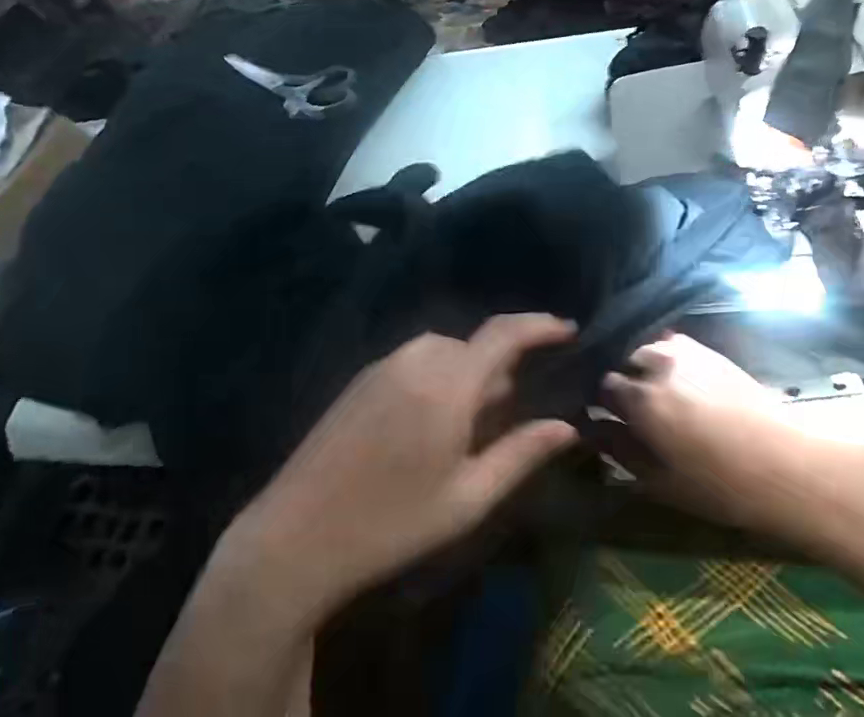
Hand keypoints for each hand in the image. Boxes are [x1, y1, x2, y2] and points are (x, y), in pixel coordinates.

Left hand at [221, 315, 580, 618]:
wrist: (295, 537)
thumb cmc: (392, 524)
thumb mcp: (468, 498)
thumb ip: (521, 454)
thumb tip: (567, 427)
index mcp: (447, 385)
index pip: (503, 334)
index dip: (540, 326)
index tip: (569, 330)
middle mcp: (414, 361)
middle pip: (474, 345)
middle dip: (502, 367)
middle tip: (513, 414)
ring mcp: (381, 367)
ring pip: (443, 351)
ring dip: (468, 372)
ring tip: (472, 422)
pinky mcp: (359, 381)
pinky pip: (414, 361)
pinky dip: (437, 376)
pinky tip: (429, 423)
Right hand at [602, 335, 863, 541]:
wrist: (787, 465)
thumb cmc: (720, 485)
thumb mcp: (661, 481)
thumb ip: (622, 452)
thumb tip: (596, 432)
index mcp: (642, 400)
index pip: (604, 387)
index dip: (602, 402)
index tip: (607, 416)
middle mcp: (660, 366)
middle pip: (625, 360)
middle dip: (624, 379)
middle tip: (633, 405)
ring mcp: (689, 354)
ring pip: (651, 347)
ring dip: (645, 363)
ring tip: (656, 387)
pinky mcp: (714, 354)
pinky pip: (678, 345)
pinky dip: (669, 356)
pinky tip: (680, 378)